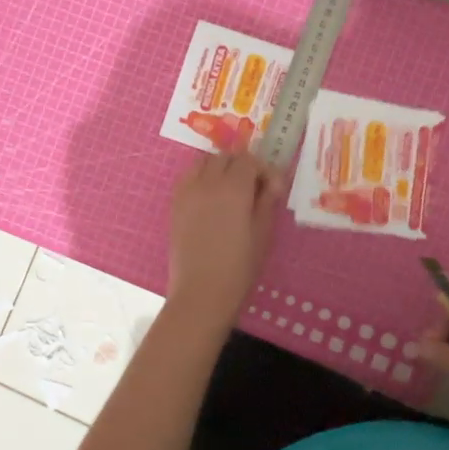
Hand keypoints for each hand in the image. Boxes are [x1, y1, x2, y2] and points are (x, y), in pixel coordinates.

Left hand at [167, 145, 281, 325]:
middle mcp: (207, 182)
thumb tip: (271, 183)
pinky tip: (210, 199)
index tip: (273, 189)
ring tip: (230, 191)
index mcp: (233, 188)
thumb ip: (266, 201)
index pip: (249, 160)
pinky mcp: (175, 204)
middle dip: (242, 166)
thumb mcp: (263, 233)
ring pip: (203, 162)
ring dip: (219, 168)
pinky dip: (201, 178)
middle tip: (254, 189)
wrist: (201, 292)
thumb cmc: (239, 267)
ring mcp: (187, 191)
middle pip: (225, 157)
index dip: (264, 170)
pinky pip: (188, 177)